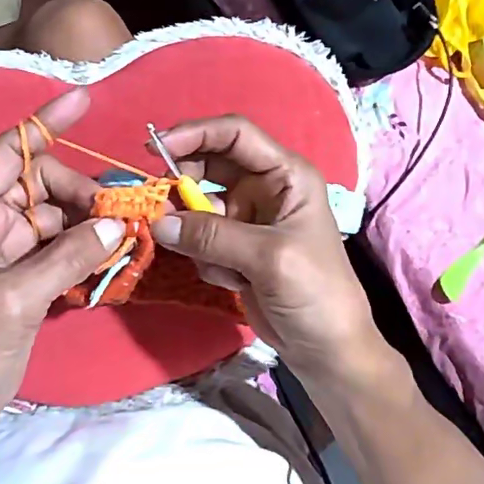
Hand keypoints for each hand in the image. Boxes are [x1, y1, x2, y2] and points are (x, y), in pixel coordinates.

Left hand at [0, 88, 123, 413]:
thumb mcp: (14, 301)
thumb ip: (66, 256)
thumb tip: (114, 223)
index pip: (6, 151)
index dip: (45, 123)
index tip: (84, 97)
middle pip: (39, 183)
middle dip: (78, 191)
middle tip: (116, 214)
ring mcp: (4, 249)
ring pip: (54, 214)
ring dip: (87, 221)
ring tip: (122, 236)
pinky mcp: (22, 274)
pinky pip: (60, 245)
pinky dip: (84, 246)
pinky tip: (110, 255)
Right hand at [148, 115, 381, 380]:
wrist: (327, 350)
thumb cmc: (315, 292)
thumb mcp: (268, 258)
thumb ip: (213, 236)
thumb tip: (159, 223)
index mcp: (286, 174)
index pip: (236, 134)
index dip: (196, 133)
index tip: (156, 147)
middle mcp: (265, 188)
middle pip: (210, 165)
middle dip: (184, 185)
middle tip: (161, 207)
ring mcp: (248, 218)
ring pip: (199, 205)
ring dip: (197, 233)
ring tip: (222, 267)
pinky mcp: (235, 247)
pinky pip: (200, 238)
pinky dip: (205, 257)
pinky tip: (233, 282)